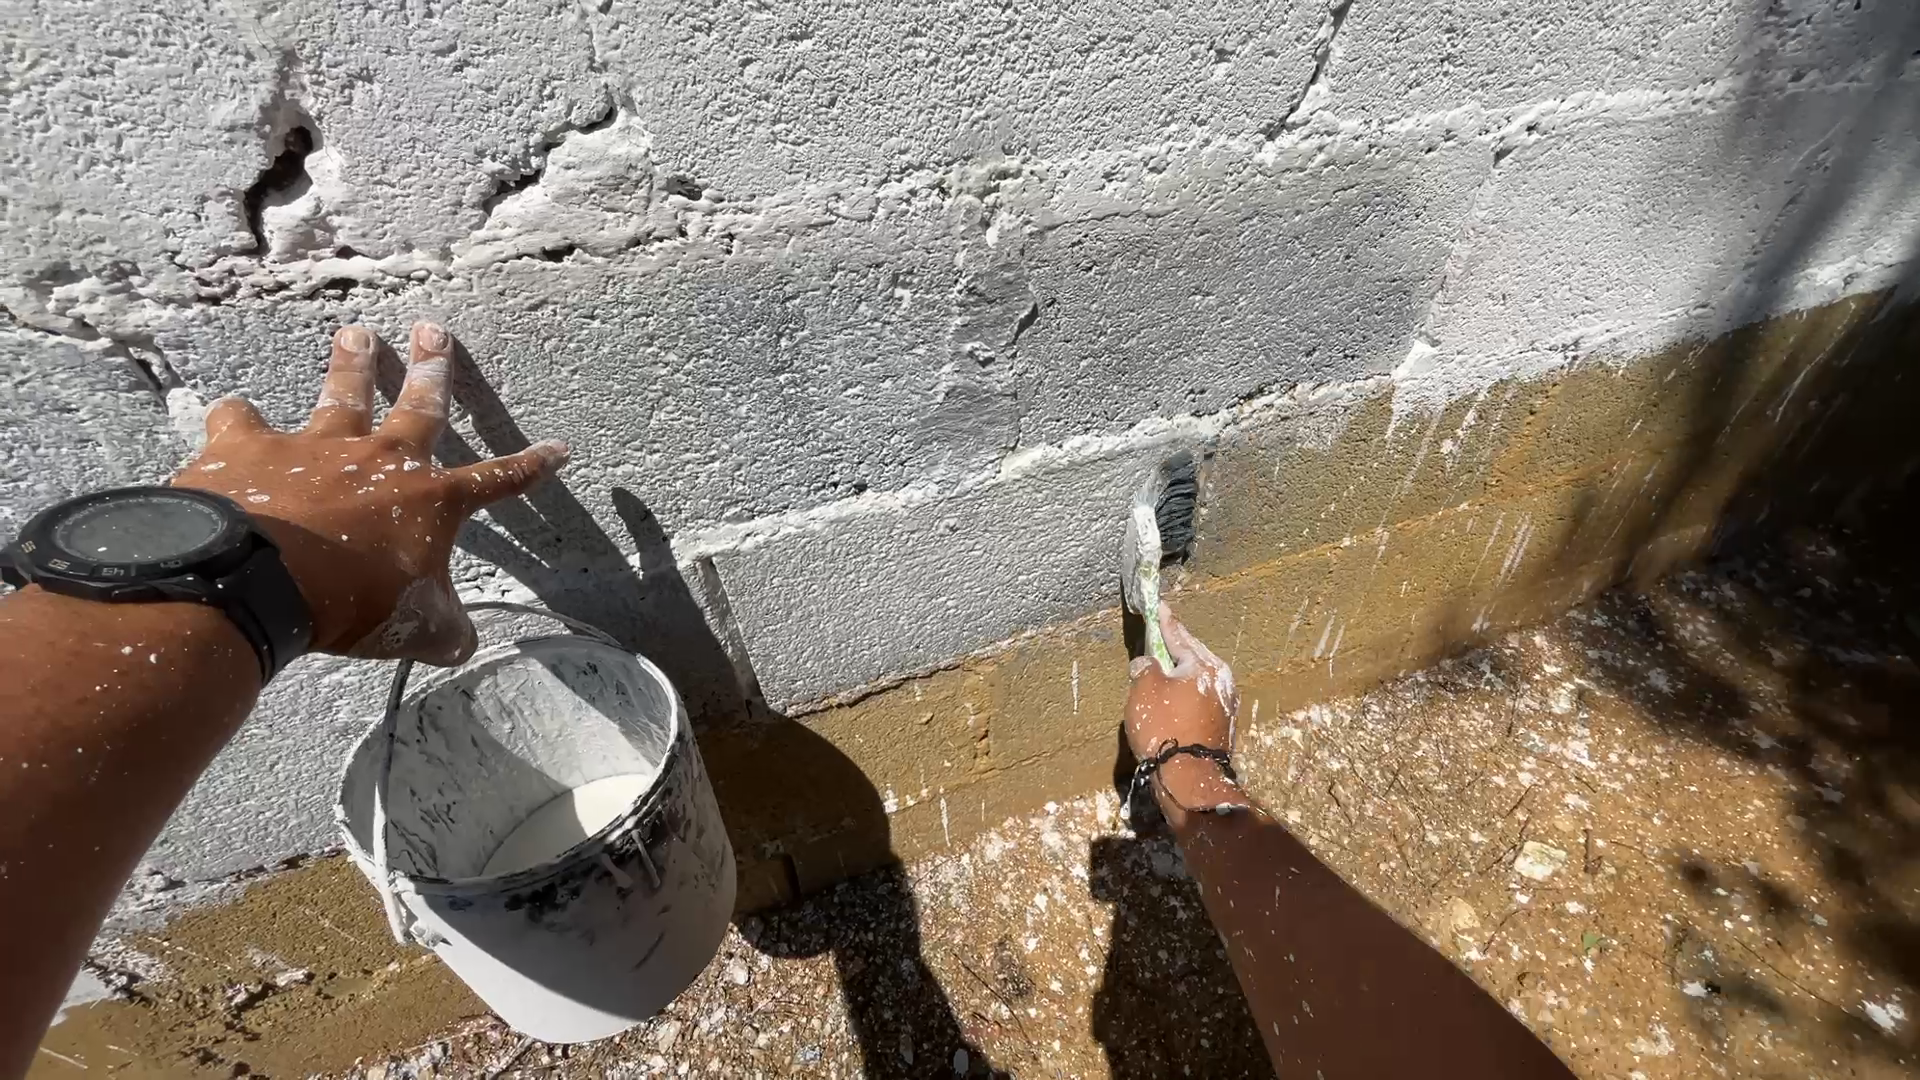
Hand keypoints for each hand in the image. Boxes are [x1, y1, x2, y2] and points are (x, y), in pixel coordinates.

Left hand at [171, 321, 567, 664]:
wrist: (252, 581)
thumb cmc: (352, 602)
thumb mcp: (417, 628)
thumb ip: (446, 631)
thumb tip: (463, 646)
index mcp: (433, 500)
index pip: (501, 480)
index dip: (533, 466)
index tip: (558, 449)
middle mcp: (383, 460)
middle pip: (420, 406)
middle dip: (434, 369)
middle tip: (434, 330)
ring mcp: (316, 448)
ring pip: (341, 394)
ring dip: (352, 364)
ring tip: (356, 333)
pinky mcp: (249, 449)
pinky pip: (242, 424)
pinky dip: (239, 419)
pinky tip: (233, 411)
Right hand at [1126, 603, 1245, 818]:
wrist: (1190, 780)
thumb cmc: (1165, 728)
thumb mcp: (1144, 689)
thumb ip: (1145, 667)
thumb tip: (1148, 663)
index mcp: (1204, 665)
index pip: (1179, 635)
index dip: (1164, 620)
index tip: (1159, 605)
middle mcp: (1221, 680)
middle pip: (1192, 654)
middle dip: (1175, 644)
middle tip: (1160, 632)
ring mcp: (1226, 704)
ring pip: (1196, 677)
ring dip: (1180, 671)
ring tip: (1162, 665)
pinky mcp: (1222, 725)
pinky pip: (1199, 696)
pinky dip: (1184, 691)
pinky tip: (1172, 696)